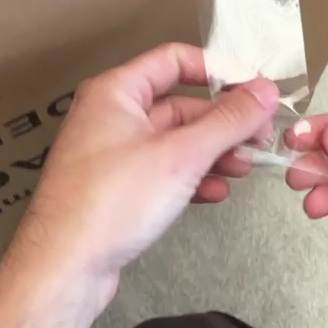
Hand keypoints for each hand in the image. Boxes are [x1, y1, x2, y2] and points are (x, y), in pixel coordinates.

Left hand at [1, 43, 280, 307]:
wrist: (66, 267)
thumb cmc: (105, 206)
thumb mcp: (180, 156)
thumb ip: (226, 121)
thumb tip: (261, 93)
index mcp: (115, 93)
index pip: (174, 60)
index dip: (219, 71)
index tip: (253, 89)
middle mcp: (109, 118)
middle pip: (179, 105)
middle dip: (222, 122)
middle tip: (258, 137)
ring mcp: (112, 156)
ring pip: (174, 143)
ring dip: (212, 152)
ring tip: (242, 168)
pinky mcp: (116, 190)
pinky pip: (162, 173)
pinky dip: (191, 179)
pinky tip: (215, 192)